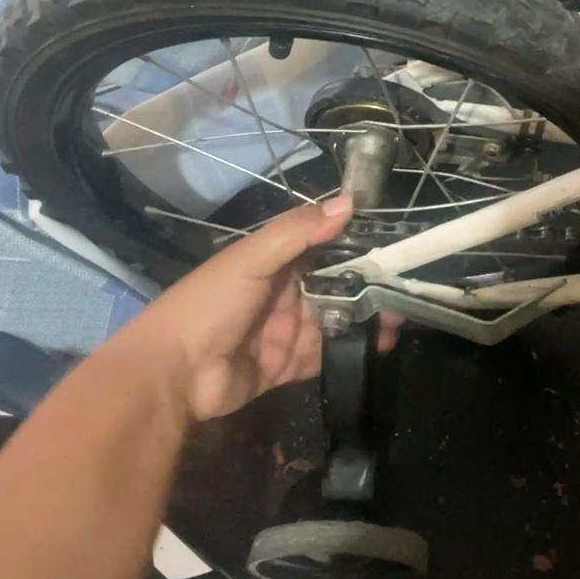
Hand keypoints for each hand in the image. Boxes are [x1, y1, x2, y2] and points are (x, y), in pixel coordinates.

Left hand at [125, 194, 391, 421]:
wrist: (170, 377)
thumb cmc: (208, 306)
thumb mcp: (251, 259)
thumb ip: (298, 232)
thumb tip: (349, 202)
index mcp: (272, 262)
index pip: (323, 246)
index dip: (357, 245)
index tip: (395, 244)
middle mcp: (282, 292)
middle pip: (335, 285)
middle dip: (369, 286)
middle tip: (409, 287)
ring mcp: (284, 330)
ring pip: (335, 319)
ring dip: (367, 317)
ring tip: (404, 318)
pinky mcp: (286, 366)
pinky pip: (325, 353)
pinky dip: (352, 347)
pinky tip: (382, 344)